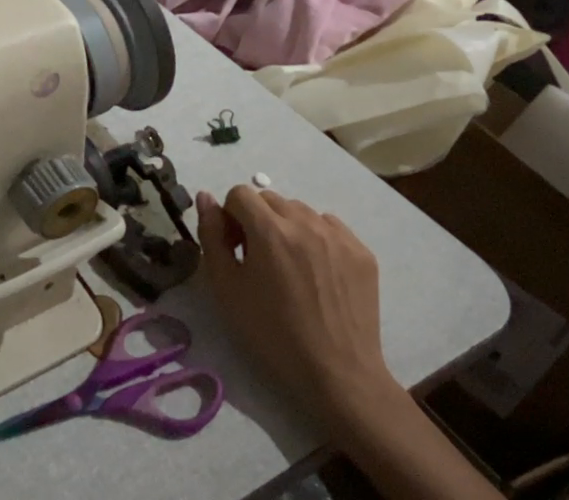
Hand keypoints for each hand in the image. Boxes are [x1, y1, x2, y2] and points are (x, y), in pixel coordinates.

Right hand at [196, 186, 398, 429]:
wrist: (338, 374)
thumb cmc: (272, 333)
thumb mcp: (226, 287)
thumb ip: (211, 235)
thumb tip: (206, 198)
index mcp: (269, 229)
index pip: (239, 194)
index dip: (230, 217)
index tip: (235, 248)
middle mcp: (306, 222)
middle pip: (270, 200)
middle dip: (257, 220)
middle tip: (258, 259)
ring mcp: (339, 236)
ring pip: (300, 211)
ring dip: (287, 227)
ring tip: (290, 267)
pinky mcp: (362, 253)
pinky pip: (330, 227)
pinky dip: (316, 238)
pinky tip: (316, 272)